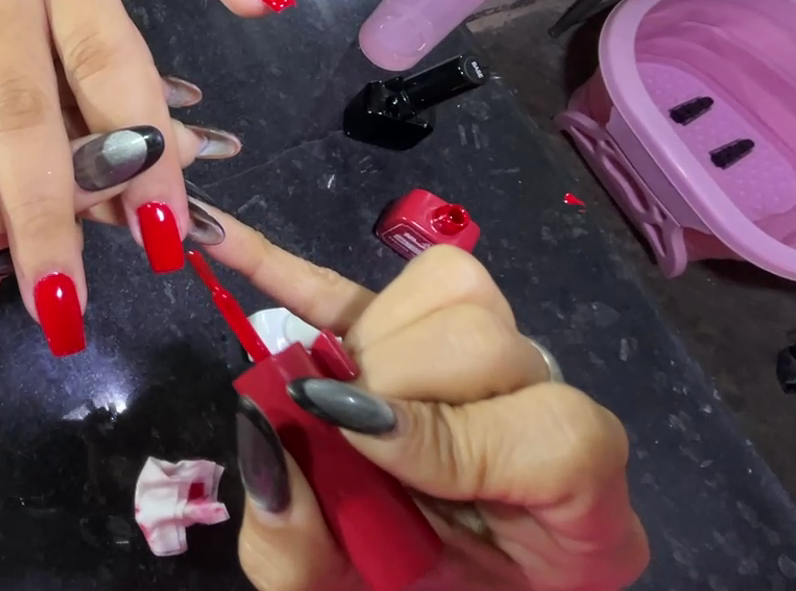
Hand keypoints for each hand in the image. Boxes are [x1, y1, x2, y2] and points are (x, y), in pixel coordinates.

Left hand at [0, 101, 198, 411]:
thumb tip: (111, 159)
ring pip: (67, 169)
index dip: (89, 97)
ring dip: (120, 179)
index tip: (159, 105)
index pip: (24, 88)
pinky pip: (62, 221)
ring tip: (186, 180)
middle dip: (121, 134)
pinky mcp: (1, 239)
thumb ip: (6, 188)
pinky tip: (145, 217)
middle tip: (195, 145)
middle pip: (57, 124)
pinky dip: (103, 221)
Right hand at [200, 205, 649, 590]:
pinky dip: (284, 265)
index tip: (354, 435)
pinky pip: (353, 283)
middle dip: (393, 373)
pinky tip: (221, 239)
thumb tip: (261, 429)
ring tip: (331, 379)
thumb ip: (299, 546)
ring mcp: (475, 361)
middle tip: (335, 418)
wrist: (399, 578)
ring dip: (372, 328)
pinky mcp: (406, 331)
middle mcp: (546, 419)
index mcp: (574, 516)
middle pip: (494, 340)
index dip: (450, 431)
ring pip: (455, 287)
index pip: (556, 434)